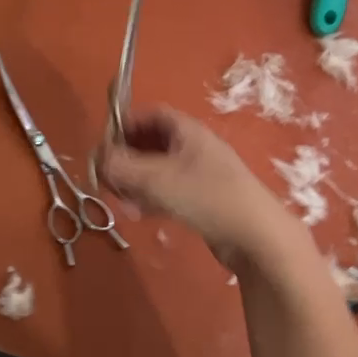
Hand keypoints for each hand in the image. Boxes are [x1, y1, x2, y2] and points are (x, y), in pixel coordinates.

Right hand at [98, 107, 299, 270]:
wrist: (261, 241)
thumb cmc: (207, 198)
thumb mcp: (155, 179)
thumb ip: (119, 166)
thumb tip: (96, 158)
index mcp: (188, 132)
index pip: (150, 114)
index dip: (125, 123)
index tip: (106, 143)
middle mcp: (194, 148)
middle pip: (149, 143)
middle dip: (125, 160)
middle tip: (109, 178)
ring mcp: (201, 175)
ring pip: (155, 170)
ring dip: (134, 184)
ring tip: (124, 203)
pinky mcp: (204, 200)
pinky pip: (167, 191)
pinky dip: (150, 198)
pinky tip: (141, 215)